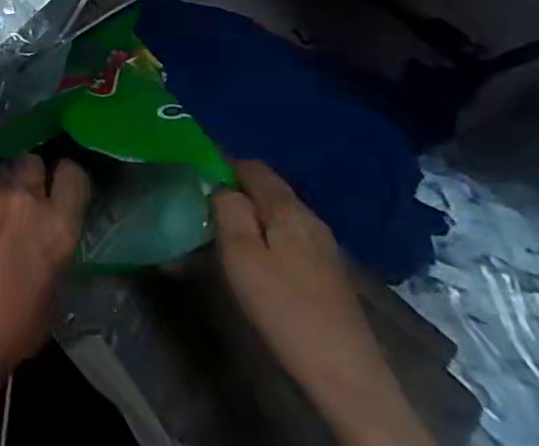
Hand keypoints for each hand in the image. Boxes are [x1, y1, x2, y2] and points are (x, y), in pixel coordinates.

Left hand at [0, 155, 90, 373]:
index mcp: (58, 225)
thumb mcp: (51, 298)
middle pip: (32, 161)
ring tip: (3, 206)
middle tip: (30, 195)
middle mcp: (25, 199)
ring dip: (6, 183)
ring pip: (3, 169)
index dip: (68, 178)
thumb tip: (46, 251)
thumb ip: (53, 260)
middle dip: (32, 173)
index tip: (64, 187)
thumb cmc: (13, 326)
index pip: (73, 176)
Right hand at [211, 161, 432, 445]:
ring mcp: (323, 245)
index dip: (221, 164)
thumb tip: (221, 186)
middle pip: (267, 188)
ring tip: (220, 231)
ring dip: (249, 213)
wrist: (345, 373)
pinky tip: (252, 257)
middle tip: (201, 206)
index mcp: (288, 209)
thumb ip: (228, 210)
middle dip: (234, 189)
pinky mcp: (327, 270)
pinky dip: (265, 233)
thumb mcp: (241, 254)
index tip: (193, 178)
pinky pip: (288, 234)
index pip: (251, 167)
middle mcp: (310, 218)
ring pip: (277, 213)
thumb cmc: (283, 307)